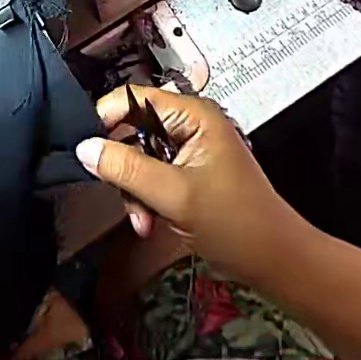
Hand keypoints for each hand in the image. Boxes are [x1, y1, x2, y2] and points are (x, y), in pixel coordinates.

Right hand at [76, 85, 311, 282]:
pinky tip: (150, 222)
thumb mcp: (174, 195)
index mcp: (193, 115)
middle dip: (124, 167)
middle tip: (124, 196)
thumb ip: (127, 169)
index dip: (106, 119)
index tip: (87, 149)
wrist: (274, 260)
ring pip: (138, 156)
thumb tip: (86, 148)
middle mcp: (189, 124)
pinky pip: (151, 174)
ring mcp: (189, 148)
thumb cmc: (236, 223)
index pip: (134, 98)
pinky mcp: (187, 171)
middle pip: (133, 129)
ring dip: (134, 189)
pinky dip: (145, 198)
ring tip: (144, 220)